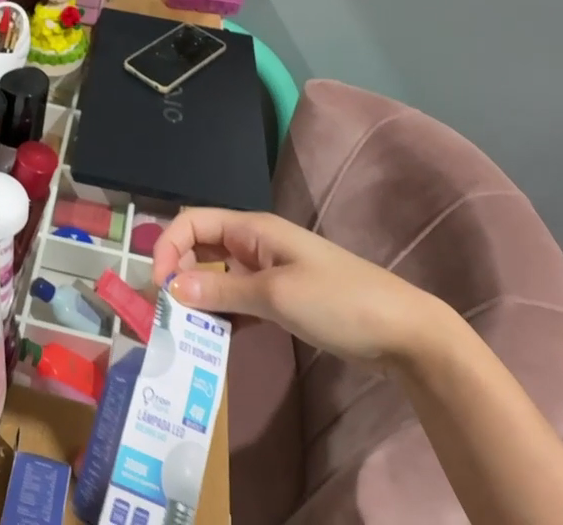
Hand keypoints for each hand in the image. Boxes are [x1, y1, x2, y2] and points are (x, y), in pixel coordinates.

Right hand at [151, 208, 453, 366]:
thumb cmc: (338, 301)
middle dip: (178, 273)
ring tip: (185, 330)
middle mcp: (256, 244)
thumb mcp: (275, 295)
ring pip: (217, 276)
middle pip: (201, 248)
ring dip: (199, 297)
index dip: (168, 247)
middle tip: (166, 312)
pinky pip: (237, 300)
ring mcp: (269, 272)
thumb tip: (172, 287)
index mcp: (253, 229)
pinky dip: (222, 315)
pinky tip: (215, 339)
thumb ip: (221, 290)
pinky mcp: (281, 299)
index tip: (159, 286)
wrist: (403, 333)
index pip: (193, 222)